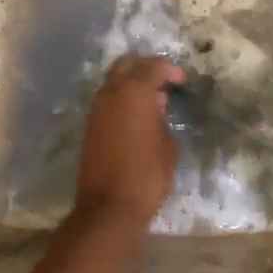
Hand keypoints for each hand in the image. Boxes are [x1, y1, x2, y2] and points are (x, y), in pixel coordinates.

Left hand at [74, 56, 183, 232]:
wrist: (108, 207)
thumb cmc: (147, 175)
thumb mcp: (167, 146)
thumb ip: (162, 119)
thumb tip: (156, 105)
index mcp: (134, 91)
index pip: (152, 66)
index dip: (169, 69)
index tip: (181, 80)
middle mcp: (112, 92)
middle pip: (127, 64)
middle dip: (146, 67)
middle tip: (164, 79)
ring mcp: (97, 108)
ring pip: (114, 80)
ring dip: (132, 81)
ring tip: (153, 98)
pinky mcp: (90, 125)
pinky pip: (108, 98)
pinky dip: (122, 97)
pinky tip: (137, 114)